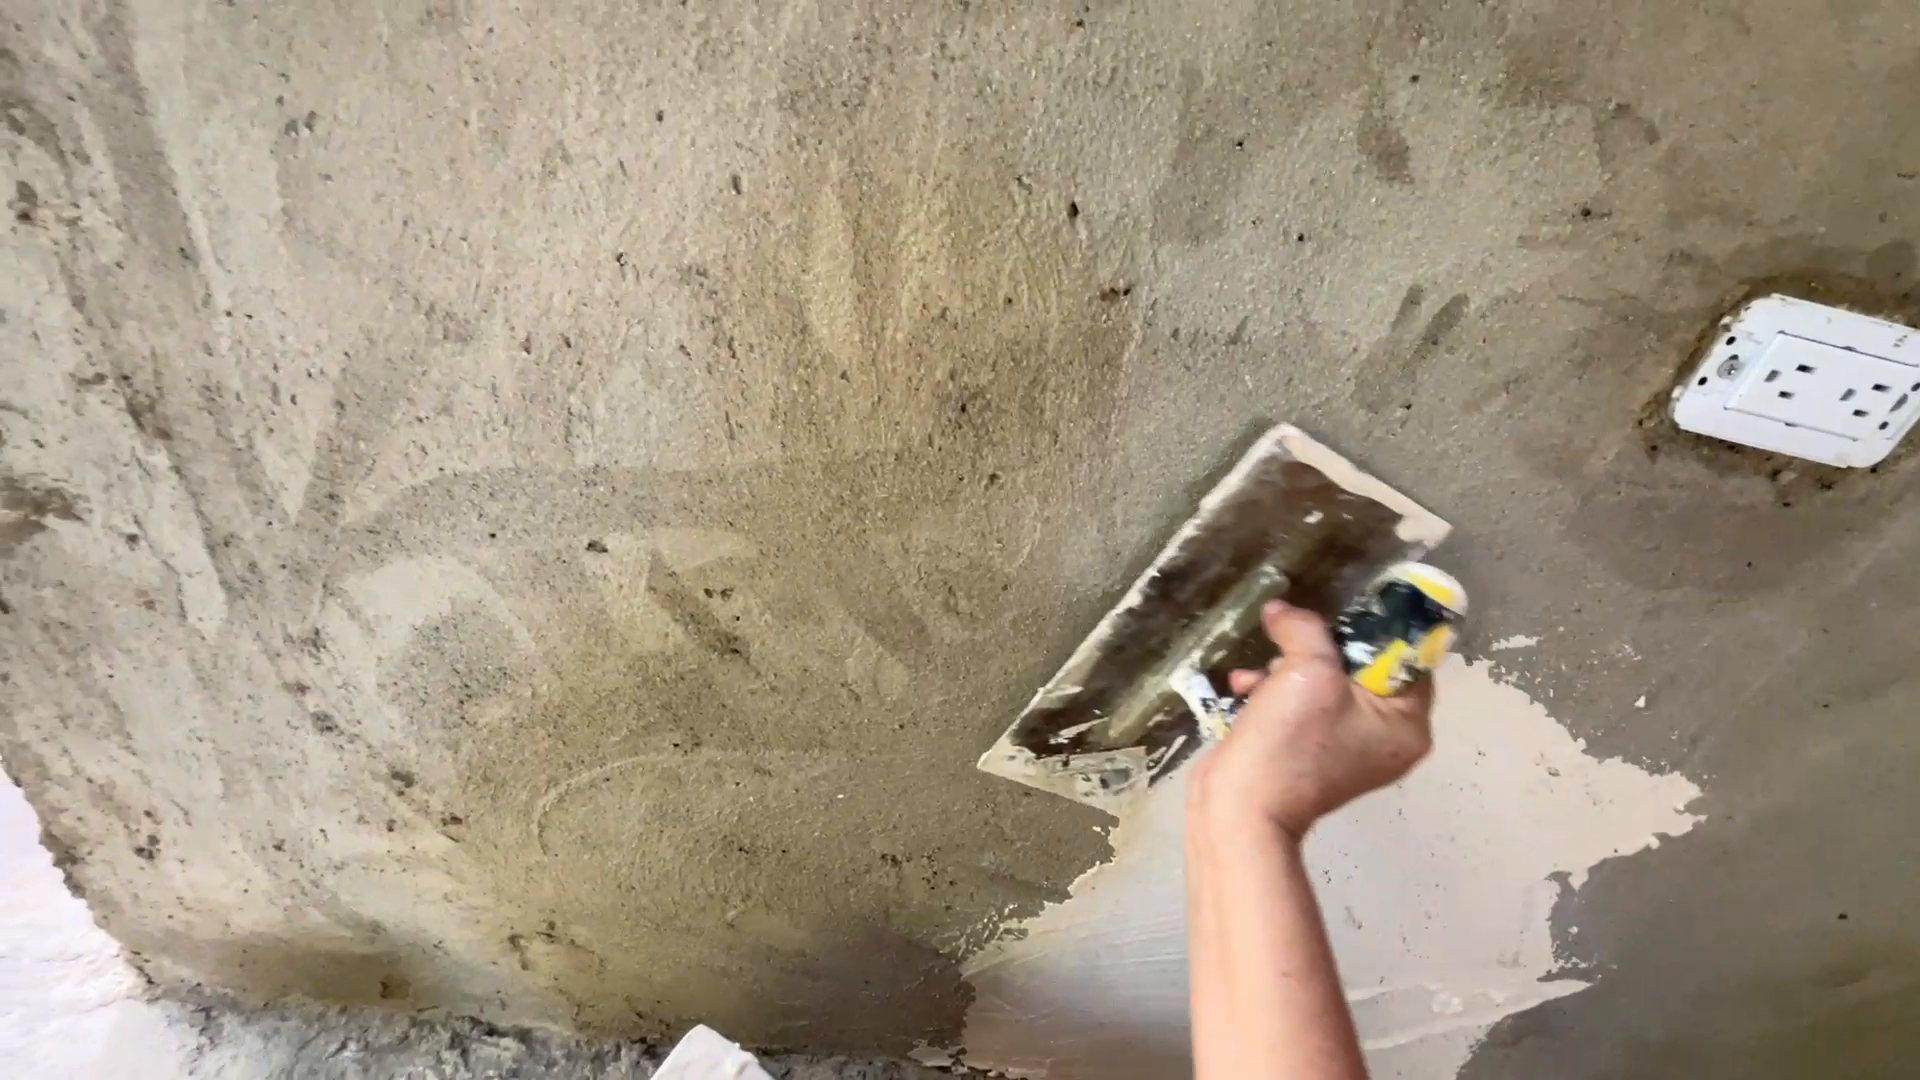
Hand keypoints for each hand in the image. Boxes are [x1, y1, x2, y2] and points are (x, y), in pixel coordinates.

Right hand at [1188, 600, 1434, 839]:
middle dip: (1314, 651)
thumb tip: (1283, 611)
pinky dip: (1271, 693)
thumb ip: (1305, 630)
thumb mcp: (1306, 671)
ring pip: (1321, 685)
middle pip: (1358, 669)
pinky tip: (1243, 689)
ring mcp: (1344, 749)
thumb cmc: (1290, 741)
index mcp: (1405, 725)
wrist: (1240, 805)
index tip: (1337, 609)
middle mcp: (1383, 738)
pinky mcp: (1306, 754)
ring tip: (1258, 674)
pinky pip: (1298, 707)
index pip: (1408, 658)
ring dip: (1283, 670)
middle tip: (1287, 644)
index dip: (1373, 627)